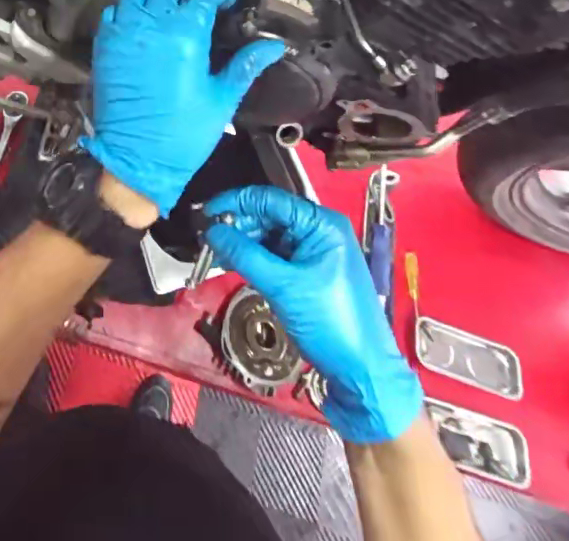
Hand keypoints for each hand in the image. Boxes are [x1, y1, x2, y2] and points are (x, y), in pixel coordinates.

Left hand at [82, 0, 287, 215]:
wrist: (137, 161)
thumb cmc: (186, 132)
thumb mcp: (224, 98)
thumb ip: (247, 64)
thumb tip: (276, 45)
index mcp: (187, 34)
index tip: (227, 3)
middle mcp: (153, 24)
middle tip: (199, 4)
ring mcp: (124, 32)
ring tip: (169, 11)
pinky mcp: (105, 46)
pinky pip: (114, 12)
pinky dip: (129, 11)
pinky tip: (142, 26)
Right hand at [204, 186, 423, 444]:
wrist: (361, 368)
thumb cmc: (329, 322)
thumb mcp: (283, 286)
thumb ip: (246, 256)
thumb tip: (213, 232)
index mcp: (322, 224)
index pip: (273, 200)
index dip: (237, 202)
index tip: (207, 212)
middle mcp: (321, 230)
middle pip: (273, 216)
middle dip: (240, 224)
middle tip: (208, 237)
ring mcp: (317, 252)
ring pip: (274, 236)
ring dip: (246, 242)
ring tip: (217, 251)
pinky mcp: (312, 272)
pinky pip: (280, 255)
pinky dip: (258, 258)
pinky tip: (236, 263)